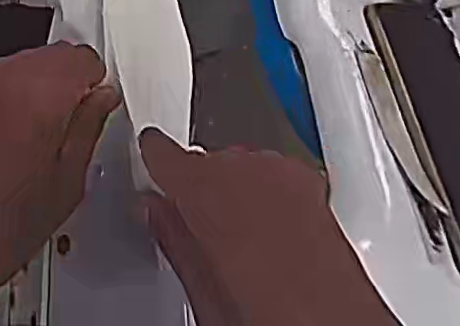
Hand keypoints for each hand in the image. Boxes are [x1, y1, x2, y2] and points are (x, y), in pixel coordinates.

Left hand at [0, 43, 118, 325]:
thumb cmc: (9, 215)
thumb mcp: (72, 175)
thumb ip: (91, 123)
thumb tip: (103, 97)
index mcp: (46, 90)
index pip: (86, 58)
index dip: (95, 83)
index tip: (95, 103)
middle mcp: (16, 73)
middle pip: (60, 53)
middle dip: (72, 79)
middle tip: (73, 119)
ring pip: (35, 58)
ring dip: (46, 81)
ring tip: (44, 127)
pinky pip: (11, 70)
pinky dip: (21, 85)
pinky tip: (22, 123)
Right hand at [139, 127, 402, 325]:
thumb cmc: (274, 320)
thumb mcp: (204, 294)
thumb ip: (174, 239)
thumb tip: (156, 212)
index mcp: (202, 188)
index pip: (162, 150)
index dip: (154, 157)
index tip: (151, 162)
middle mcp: (240, 166)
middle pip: (204, 161)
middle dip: (200, 188)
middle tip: (201, 232)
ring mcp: (277, 169)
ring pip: (240, 163)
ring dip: (237, 188)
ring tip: (243, 242)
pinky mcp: (307, 179)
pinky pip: (273, 173)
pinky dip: (267, 191)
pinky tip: (272, 231)